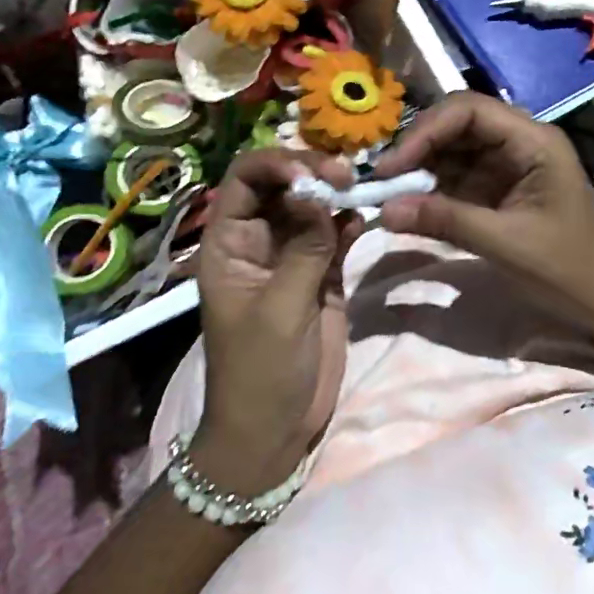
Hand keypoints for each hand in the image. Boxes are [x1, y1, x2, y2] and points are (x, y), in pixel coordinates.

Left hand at [194, 149, 357, 494]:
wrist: (274, 428)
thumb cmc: (262, 370)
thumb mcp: (280, 308)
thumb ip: (303, 249)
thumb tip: (317, 191)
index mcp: (229, 245)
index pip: (245, 181)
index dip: (277, 165)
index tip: (315, 174)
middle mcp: (259, 242)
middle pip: (282, 187)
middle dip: (312, 173)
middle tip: (348, 176)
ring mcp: (292, 259)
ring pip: (312, 208)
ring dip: (335, 194)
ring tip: (362, 189)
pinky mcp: (321, 277)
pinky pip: (334, 237)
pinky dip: (349, 223)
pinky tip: (364, 218)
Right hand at [371, 93, 593, 312]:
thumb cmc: (565, 268)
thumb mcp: (505, 243)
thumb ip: (446, 220)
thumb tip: (384, 210)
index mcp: (534, 142)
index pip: (470, 111)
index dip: (426, 131)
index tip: (393, 166)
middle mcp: (519, 143)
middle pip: (457, 126)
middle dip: (418, 148)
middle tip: (382, 181)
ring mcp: (506, 166)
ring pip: (452, 151)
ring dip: (419, 169)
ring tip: (387, 194)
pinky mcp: (496, 190)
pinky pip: (455, 178)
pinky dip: (430, 190)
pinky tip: (407, 206)